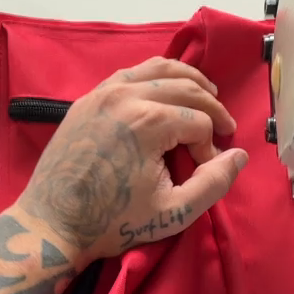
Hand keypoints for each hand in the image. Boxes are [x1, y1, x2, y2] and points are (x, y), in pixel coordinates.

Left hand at [14, 57, 248, 264]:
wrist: (54, 224)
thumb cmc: (113, 223)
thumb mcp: (173, 213)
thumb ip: (213, 184)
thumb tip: (239, 155)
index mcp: (149, 121)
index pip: (199, 121)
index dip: (211, 146)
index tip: (206, 168)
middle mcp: (126, 95)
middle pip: (185, 87)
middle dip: (210, 107)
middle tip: (224, 127)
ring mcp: (103, 92)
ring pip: (158, 69)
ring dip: (188, 81)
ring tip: (207, 95)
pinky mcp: (87, 98)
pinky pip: (130, 73)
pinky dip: (156, 77)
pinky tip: (166, 91)